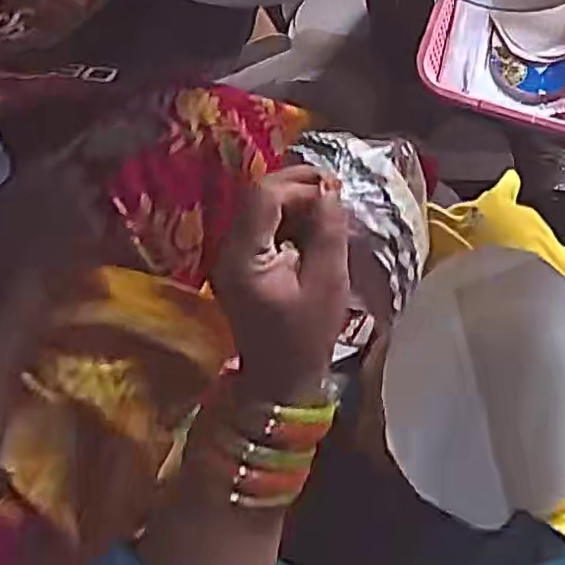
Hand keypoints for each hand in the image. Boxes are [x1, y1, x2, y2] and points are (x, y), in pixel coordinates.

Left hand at [211, 166, 350, 402]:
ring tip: (329, 202)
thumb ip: (328, 231)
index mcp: (244, 257)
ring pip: (261, 204)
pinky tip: (314, 221)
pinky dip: (290, 213)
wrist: (281, 380)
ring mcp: (232, 254)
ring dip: (295, 196)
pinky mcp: (242, 258)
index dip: (300, 185)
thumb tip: (330, 188)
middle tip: (335, 188)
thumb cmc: (307, 336)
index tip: (334, 191)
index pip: (264, 196)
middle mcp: (229, 249)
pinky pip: (264, 221)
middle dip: (298, 184)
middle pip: (258, 194)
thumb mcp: (328, 282)